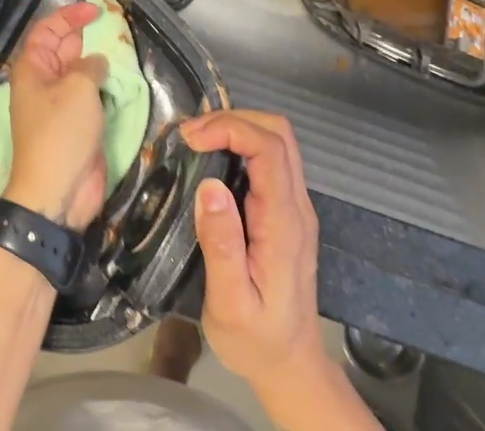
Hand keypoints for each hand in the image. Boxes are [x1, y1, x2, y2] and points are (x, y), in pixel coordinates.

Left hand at [3, 1, 108, 229]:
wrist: (57, 190)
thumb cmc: (60, 134)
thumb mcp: (77, 89)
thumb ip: (89, 66)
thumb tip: (96, 62)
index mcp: (31, 69)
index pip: (46, 31)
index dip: (68, 16)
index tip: (95, 10)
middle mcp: (43, 83)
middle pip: (62, 48)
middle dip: (84, 34)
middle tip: (114, 25)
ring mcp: (60, 105)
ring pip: (79, 72)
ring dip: (97, 60)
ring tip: (122, 47)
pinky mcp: (77, 125)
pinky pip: (90, 95)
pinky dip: (104, 85)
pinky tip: (121, 78)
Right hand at [179, 111, 329, 389]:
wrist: (291, 364)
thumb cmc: (256, 339)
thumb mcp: (230, 303)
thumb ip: (221, 245)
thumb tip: (209, 186)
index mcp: (284, 224)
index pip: (270, 150)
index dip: (230, 128)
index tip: (189, 138)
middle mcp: (296, 206)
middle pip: (279, 133)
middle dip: (233, 119)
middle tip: (188, 136)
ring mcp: (294, 207)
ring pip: (277, 141)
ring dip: (236, 127)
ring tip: (193, 141)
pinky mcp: (284, 211)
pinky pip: (269, 159)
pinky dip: (239, 143)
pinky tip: (208, 157)